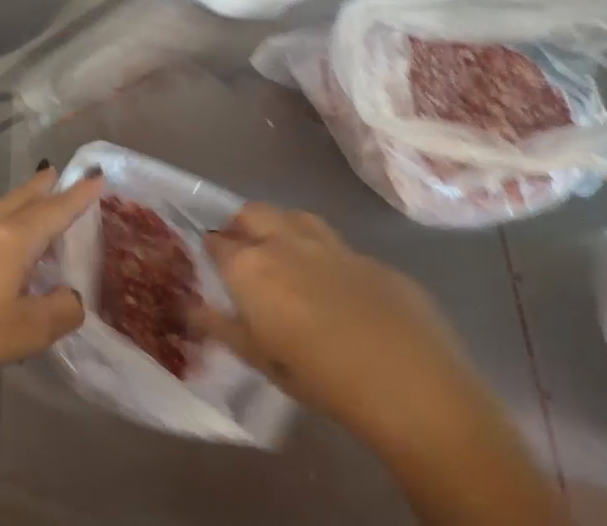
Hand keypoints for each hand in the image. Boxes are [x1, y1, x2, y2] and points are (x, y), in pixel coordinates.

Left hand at [0, 170, 102, 377]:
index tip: (94, 177)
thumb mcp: (29, 330)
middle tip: (58, 175)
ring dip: (19, 206)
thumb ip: (60, 310)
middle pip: (20, 200)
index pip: (52, 211)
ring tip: (34, 208)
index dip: (76, 196)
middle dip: (42, 188)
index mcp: (10, 240)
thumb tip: (69, 295)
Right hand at [193, 204, 487, 447]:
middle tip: (246, 254)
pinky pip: (345, 251)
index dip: (211, 252)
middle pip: (254, 212)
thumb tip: (191, 308)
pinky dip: (332, 261)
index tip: (214, 268)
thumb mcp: (257, 358)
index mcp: (249, 266)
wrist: (416, 394)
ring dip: (285, 229)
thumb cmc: (320, 378)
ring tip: (289, 258)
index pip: (215, 241)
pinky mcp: (381, 266)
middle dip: (243, 226)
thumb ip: (219, 326)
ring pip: (299, 218)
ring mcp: (338, 251)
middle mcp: (287, 245)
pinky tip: (344, 294)